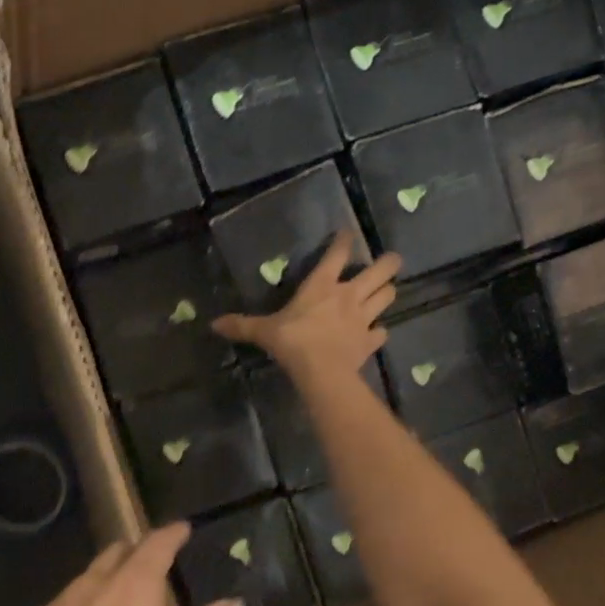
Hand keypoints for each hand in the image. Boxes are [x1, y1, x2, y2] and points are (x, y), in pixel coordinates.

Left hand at [0, 524, 241, 605]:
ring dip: (103, 581)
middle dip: (134, 553)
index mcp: (130, 591)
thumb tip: (232, 603)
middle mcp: (88, 589)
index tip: (181, 529)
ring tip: (117, 600)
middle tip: (151, 563)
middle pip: (113, 555)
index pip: (153, 546)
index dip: (170, 535)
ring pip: (82, 581)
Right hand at [213, 232, 402, 383]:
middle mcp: (349, 295)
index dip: (344, 240)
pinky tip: (375, 333)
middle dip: (388, 263)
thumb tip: (214, 325)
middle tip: (390, 261)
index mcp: (323, 284)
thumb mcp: (264, 332)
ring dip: (388, 292)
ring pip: (388, 296)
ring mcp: (364, 318)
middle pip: (381, 270)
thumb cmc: (293, 342)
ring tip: (385, 292)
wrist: (321, 372)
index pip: (338, 253)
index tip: (348, 233)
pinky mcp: (370, 341)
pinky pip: (382, 332)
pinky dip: (380, 332)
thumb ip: (242, 325)